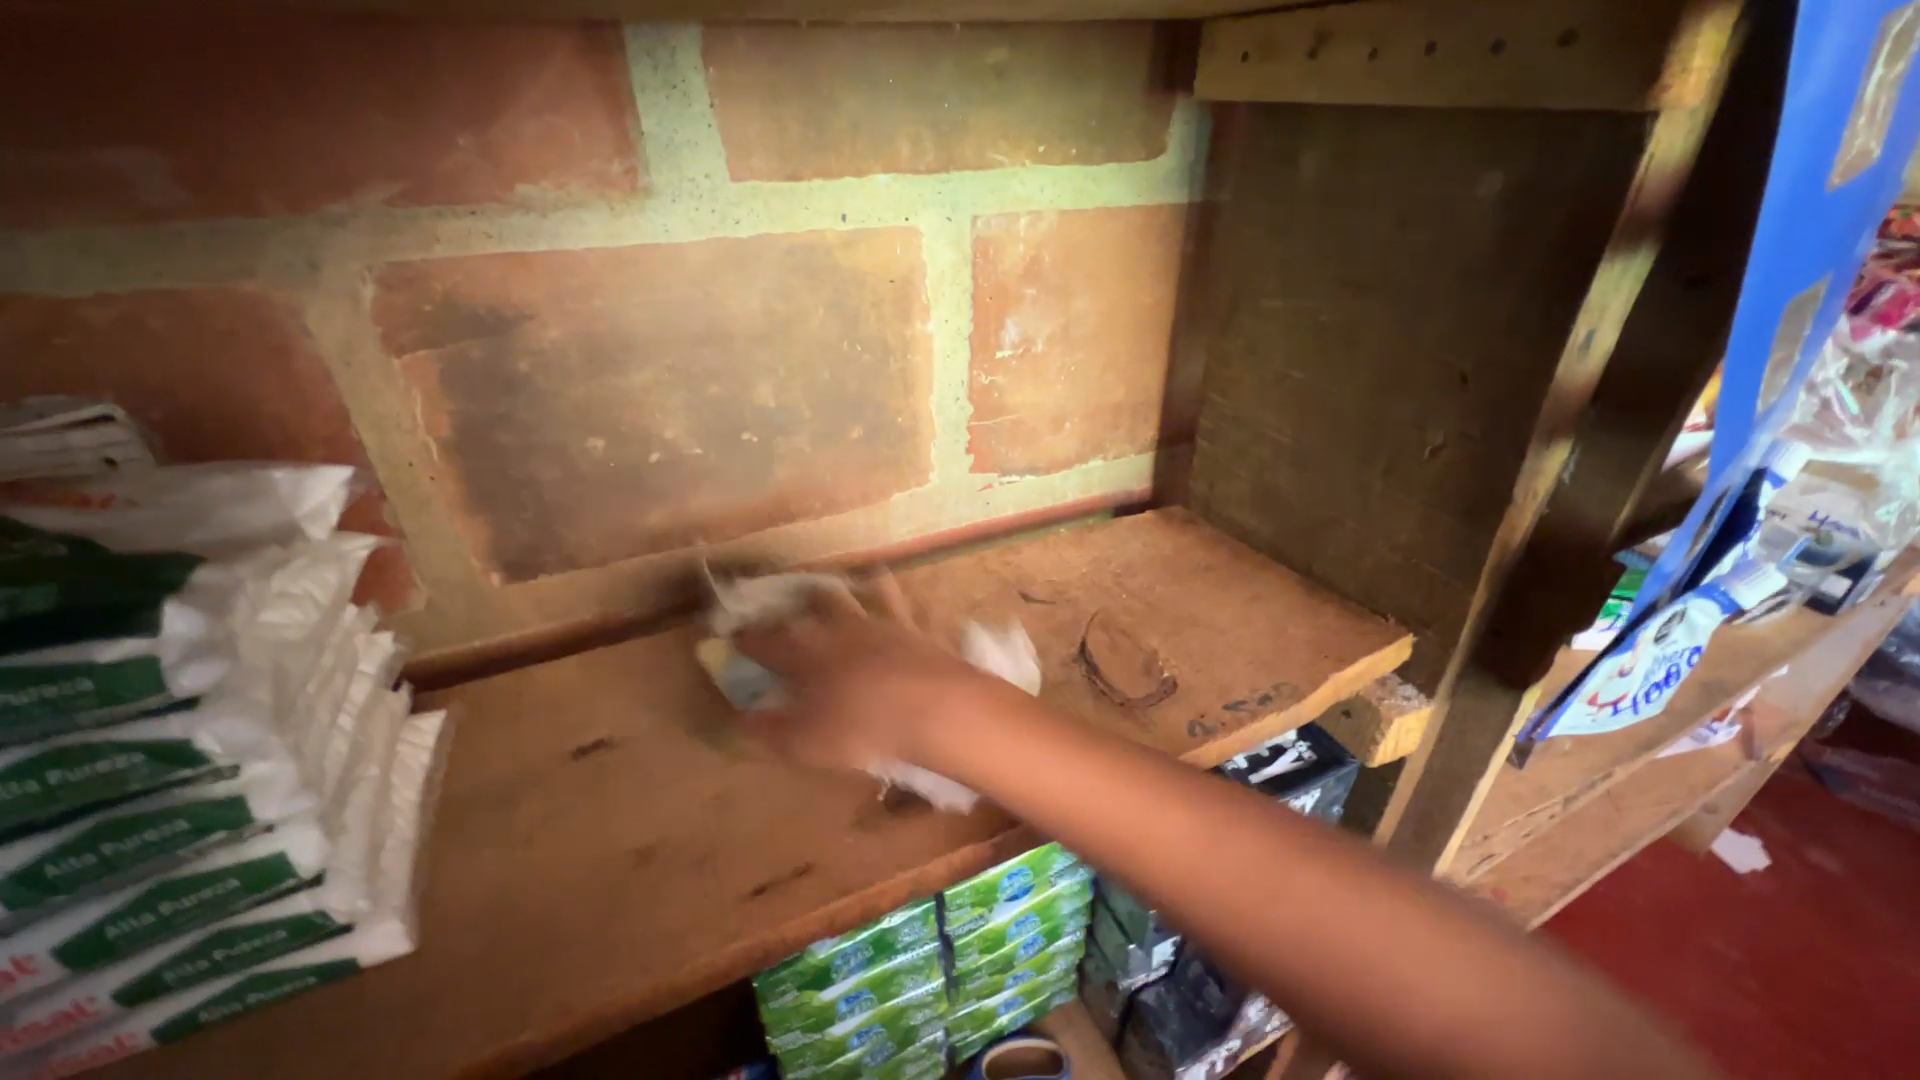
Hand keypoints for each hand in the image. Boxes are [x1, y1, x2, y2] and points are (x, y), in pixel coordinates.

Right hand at [730, 573, 1010, 772]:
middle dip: (791, 611)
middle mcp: (833, 627)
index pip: (762, 640)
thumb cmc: (860, 727)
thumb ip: (770, 729)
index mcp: (800, 651)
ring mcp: (874, 621)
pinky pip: (892, 599)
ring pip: (846, 596)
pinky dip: (882, 590)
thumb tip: (742, 718)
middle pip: (805, 608)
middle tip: (785, 618)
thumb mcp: (804, 742)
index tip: (733, 639)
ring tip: (826, 598)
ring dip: (832, 597)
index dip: (745, 640)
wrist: (933, 706)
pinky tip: (882, 588)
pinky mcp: (909, 625)